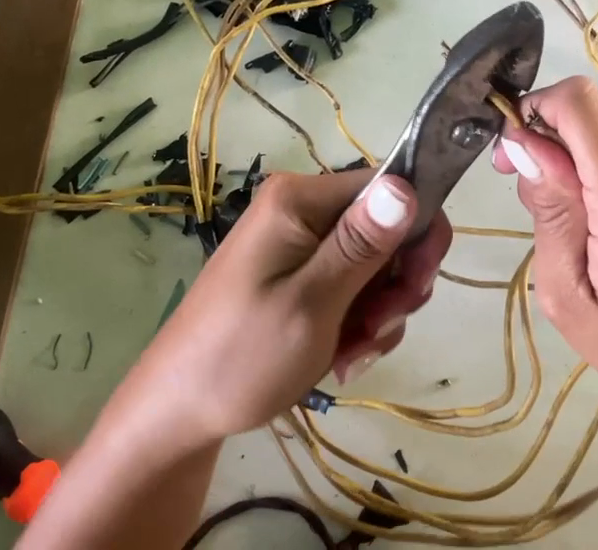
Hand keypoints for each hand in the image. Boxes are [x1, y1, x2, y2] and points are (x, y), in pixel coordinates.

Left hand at [117, 169, 452, 445]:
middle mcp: (302, 210)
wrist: (179, 412)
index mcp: (300, 199)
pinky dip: (358, 325)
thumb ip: (361, 245)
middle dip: (395, 284)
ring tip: (349, 354)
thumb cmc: (241, 357)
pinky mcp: (300, 276)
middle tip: (375, 331)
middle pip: (388, 228)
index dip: (417, 232)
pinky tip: (339, 358)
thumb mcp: (310, 304)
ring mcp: (301, 244)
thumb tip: (406, 184)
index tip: (415, 287)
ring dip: (378, 314)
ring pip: (377, 266)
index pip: (391, 186)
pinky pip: (354, 289)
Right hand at [491, 76, 597, 428]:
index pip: (580, 104)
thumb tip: (524, 142)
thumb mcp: (565, 291)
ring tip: (568, 214)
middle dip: (548, 138)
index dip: (536, 111)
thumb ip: (549, 207)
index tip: (513, 155)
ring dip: (574, 154)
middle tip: (529, 189)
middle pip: (590, 112)